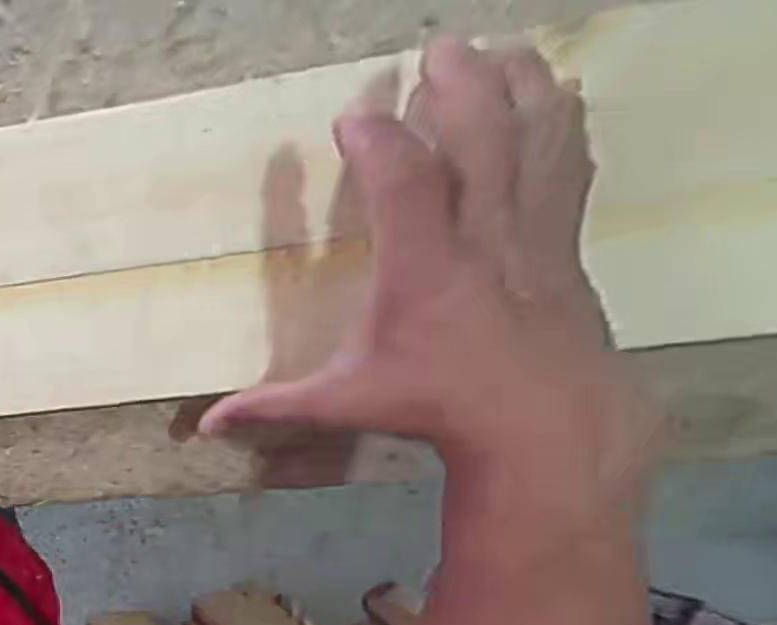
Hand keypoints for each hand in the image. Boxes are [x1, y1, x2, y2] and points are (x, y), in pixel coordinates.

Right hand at [200, 37, 657, 506]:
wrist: (544, 419)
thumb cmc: (432, 405)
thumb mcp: (340, 404)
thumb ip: (271, 406)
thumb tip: (206, 424)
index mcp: (423, 272)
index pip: (405, 185)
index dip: (379, 143)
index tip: (352, 118)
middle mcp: (484, 238)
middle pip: (483, 137)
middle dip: (461, 84)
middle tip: (437, 47)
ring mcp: (532, 234)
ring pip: (537, 137)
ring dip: (518, 85)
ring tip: (500, 49)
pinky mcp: (563, 241)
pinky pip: (569, 162)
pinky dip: (562, 120)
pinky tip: (557, 95)